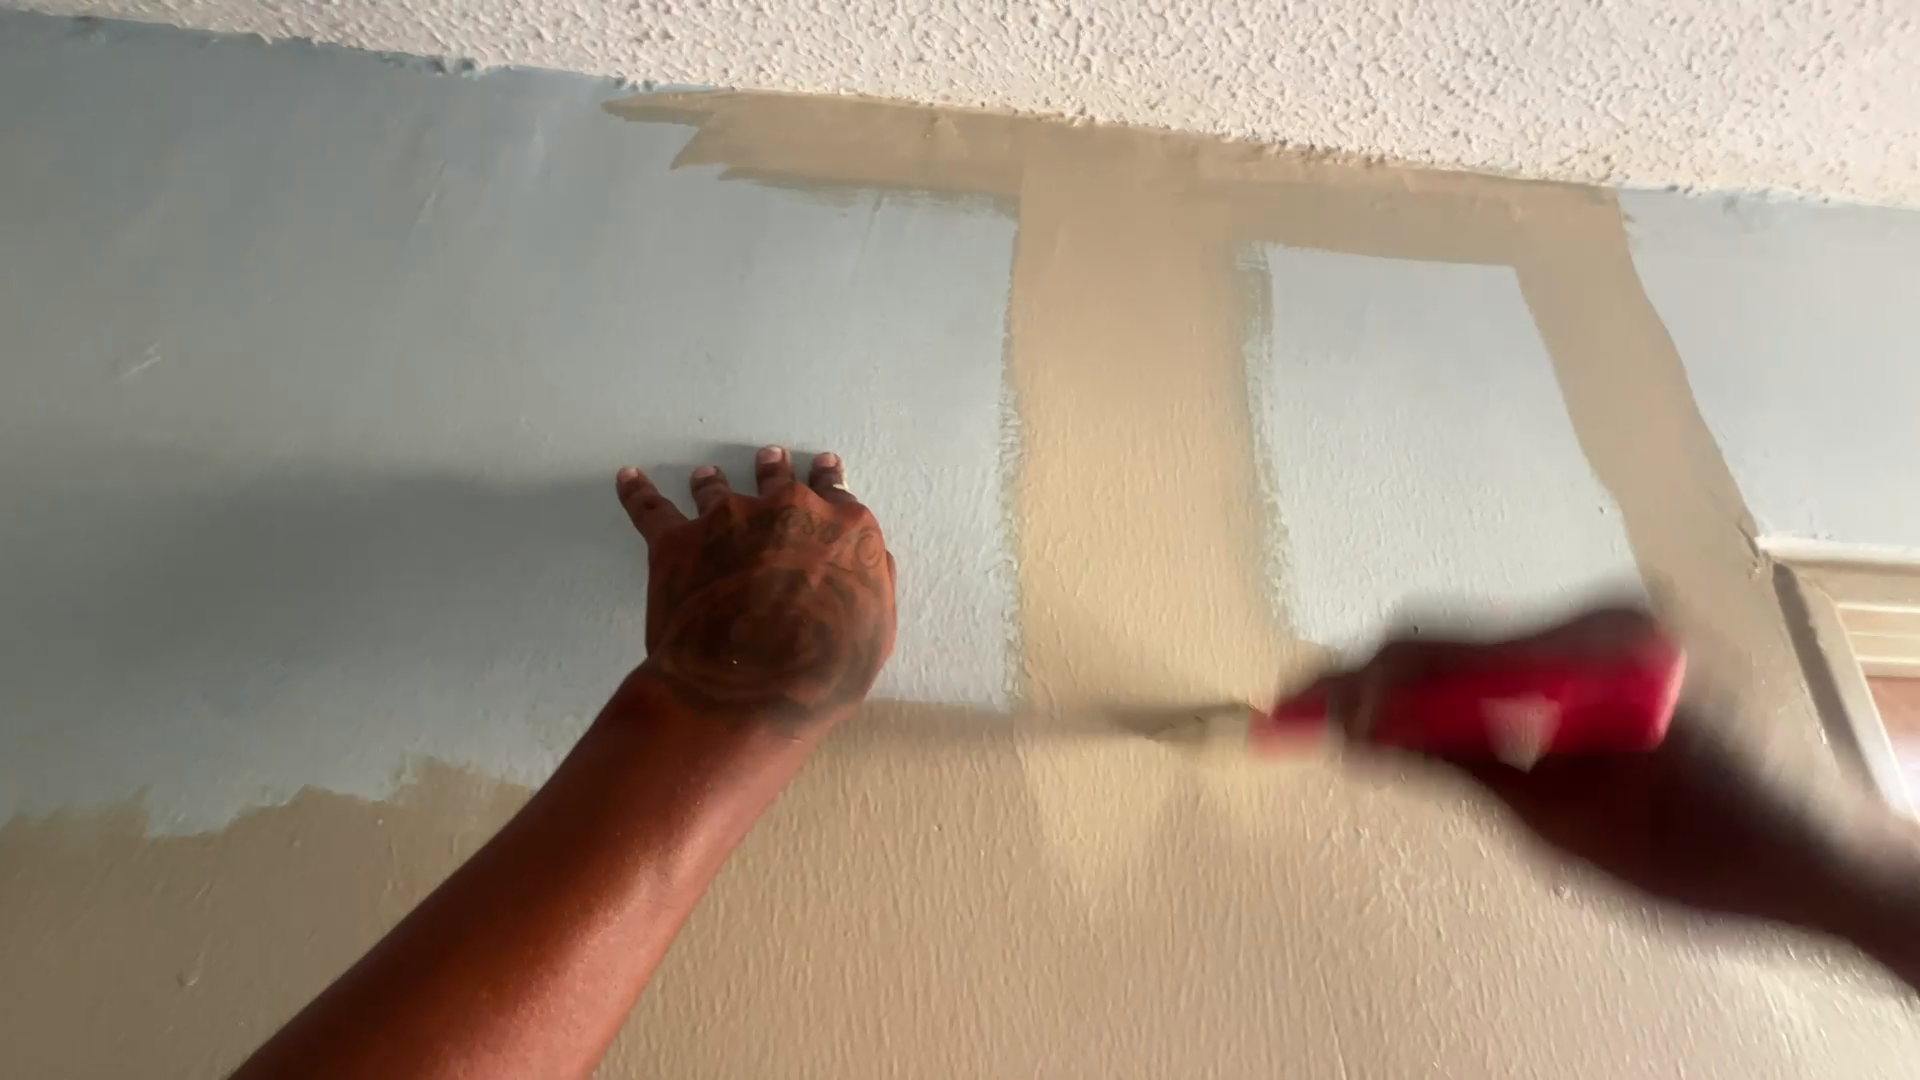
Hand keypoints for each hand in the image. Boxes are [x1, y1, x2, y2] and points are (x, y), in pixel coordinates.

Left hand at [614, 447, 895, 732]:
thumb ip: (878, 585)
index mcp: (846, 529)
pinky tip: (630, 478)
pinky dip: (638, 490)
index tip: (824, 468)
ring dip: (713, 482)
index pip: (837, 493)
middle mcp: (791, 510)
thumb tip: (876, 558)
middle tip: (770, 458)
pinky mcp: (678, 540)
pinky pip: (650, 506)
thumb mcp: (878, 632)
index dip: (829, 482)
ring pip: (719, 488)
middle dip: (775, 469)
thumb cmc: (827, 671)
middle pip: (780, 478)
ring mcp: (732, 519)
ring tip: (707, 476)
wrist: (751, 690)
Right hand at [1350, 609, 1853, 927]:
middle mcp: (1601, 617)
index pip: (1440, 654)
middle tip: (1305, 714)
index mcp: (1599, 655)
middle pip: (1446, 640)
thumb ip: (1446, 762)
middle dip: (1369, 683)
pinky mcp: (1603, 641)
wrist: (1831, 863)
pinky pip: (1500, 656)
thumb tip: (1351, 735)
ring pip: (1465, 646)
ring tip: (1350, 721)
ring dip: (1405, 687)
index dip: (1358, 686)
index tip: (1296, 711)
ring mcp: (1605, 624)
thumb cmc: (1710, 858)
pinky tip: (1418, 716)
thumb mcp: (1558, 820)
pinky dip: (1451, 689)